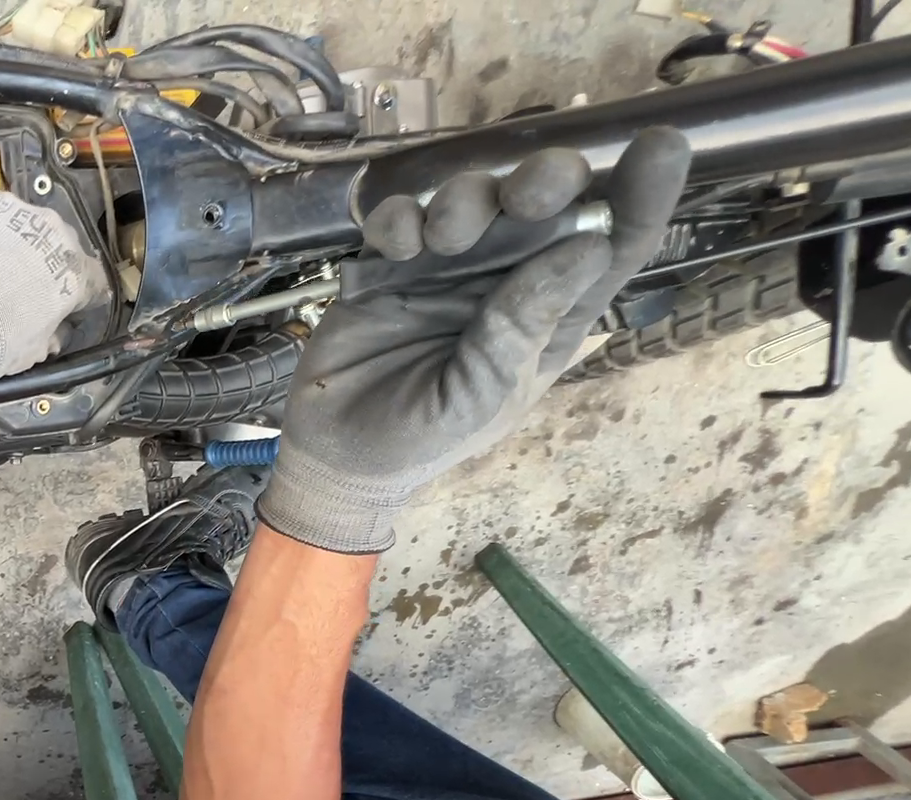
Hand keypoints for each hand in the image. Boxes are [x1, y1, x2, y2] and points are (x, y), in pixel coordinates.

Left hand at [0, 188, 110, 418]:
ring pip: (15, 223)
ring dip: (4, 241)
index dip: (78, 294)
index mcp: (72, 273)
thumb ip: (48, 336)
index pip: (90, 279)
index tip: (66, 303)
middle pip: (54, 243)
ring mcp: (6, 211)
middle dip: (39, 263)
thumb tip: (50, 336)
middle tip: (15, 289)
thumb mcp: (29, 354)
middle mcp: (48, 232)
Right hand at [255, 127, 691, 553]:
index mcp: (545, 316)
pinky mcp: (381, 273)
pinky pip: (397, 224)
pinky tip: (398, 247)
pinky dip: (399, 219)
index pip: (607, 248)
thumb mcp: (482, 397)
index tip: (658, 146)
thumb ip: (521, 327)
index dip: (639, 196)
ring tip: (442, 239)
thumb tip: (588, 246)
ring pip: (469, 202)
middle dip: (544, 182)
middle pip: (542, 207)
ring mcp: (438, 273)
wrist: (337, 457)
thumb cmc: (420, 440)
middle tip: (529, 193)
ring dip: (465, 201)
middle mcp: (500, 283)